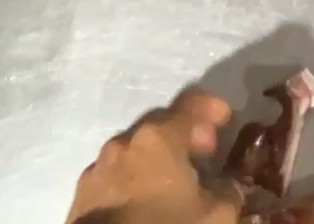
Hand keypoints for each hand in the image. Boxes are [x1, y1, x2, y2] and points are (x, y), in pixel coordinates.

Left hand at [65, 89, 238, 223]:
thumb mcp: (213, 216)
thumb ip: (229, 193)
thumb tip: (232, 187)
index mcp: (159, 136)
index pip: (192, 102)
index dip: (213, 107)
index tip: (227, 122)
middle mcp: (126, 141)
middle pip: (162, 124)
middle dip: (185, 134)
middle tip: (204, 155)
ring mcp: (99, 167)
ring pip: (135, 150)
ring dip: (157, 158)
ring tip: (172, 184)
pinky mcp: (81, 196)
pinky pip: (115, 175)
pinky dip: (133, 179)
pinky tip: (143, 203)